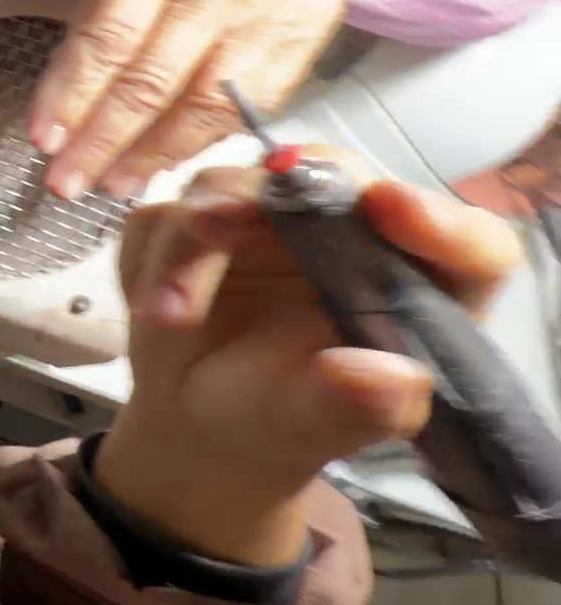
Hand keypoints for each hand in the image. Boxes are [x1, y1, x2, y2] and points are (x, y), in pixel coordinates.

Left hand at [0, 0, 349, 200]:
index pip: (104, 38)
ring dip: (153, 153)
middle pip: (148, 82)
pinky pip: (253, 102)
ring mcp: (265, 17)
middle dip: (101, 141)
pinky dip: (208, 140)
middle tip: (63, 182)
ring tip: (109, 185)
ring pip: (203, 103)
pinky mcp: (302, 36)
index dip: (69, 92)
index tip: (41, 136)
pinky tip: (168, 162)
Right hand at [93, 162, 522, 565]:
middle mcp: (344, 239)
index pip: (462, 241)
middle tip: (211, 224)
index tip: (390, 208)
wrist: (192, 412)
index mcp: (413, 288)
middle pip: (324, 179)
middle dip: (266, 197)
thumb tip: (387, 376)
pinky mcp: (189, 221)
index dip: (434, 222)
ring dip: (181, 250)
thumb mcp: (315, 425)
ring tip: (164, 317)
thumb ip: (353, 404)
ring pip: (220, 189)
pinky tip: (150, 307)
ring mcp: (259, 222)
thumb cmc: (273, 418)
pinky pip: (156, 216)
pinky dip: (143, 260)